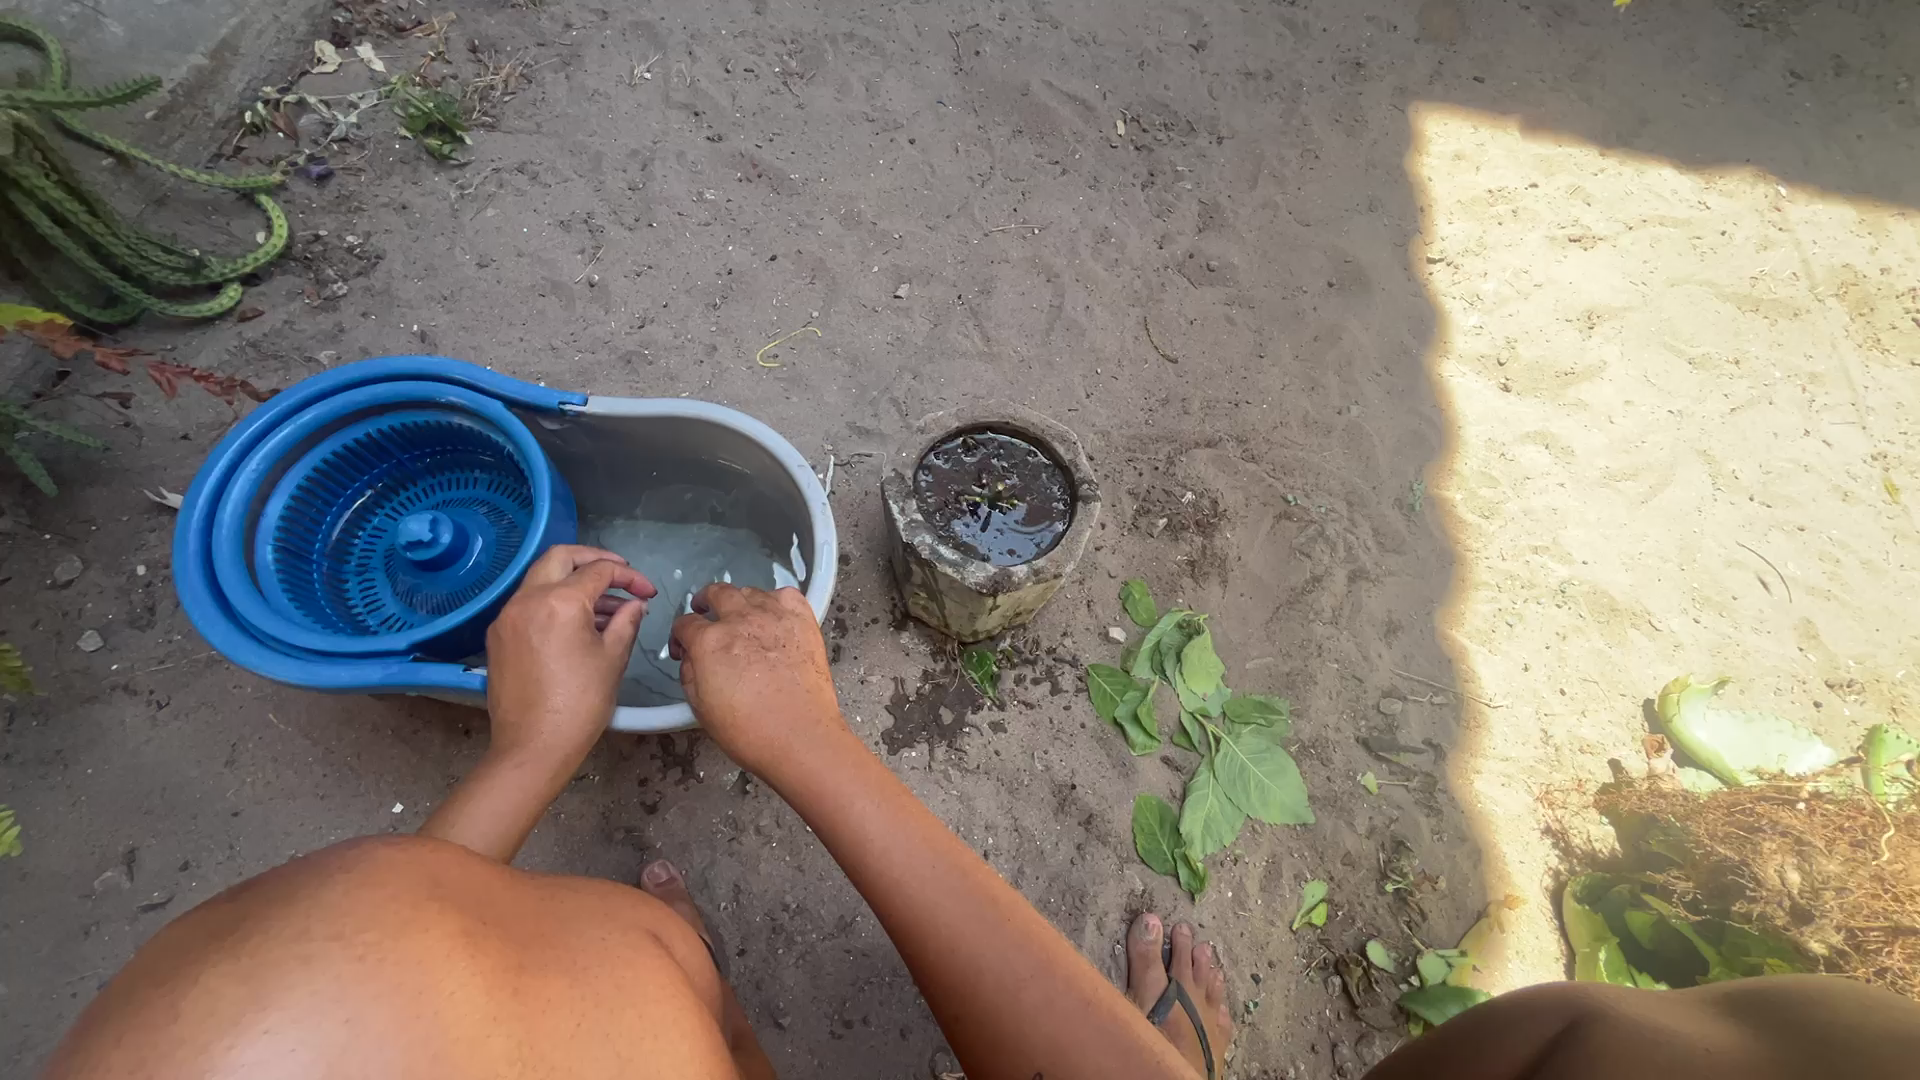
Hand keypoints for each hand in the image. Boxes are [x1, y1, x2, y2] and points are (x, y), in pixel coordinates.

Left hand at [484, 544, 656, 771]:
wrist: (533, 746)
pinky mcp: (499, 635)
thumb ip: (627, 621)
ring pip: (542, 578)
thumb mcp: (614, 657)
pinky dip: (556, 601)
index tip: (648, 592)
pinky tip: (580, 623)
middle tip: (621, 574)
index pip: (600, 571)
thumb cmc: (582, 702)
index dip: (630, 577)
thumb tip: (635, 604)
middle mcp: (527, 600)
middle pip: (561, 557)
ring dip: (575, 582)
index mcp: (560, 602)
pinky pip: (530, 603)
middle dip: (594, 559)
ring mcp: (508, 617)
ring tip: (608, 606)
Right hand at [669, 583, 845, 779]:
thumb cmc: (750, 730)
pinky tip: (774, 614)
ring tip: (741, 614)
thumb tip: (692, 657)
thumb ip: (690, 673)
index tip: (684, 646)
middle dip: (706, 602)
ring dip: (740, 601)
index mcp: (710, 641)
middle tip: (705, 612)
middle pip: (717, 593)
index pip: (686, 623)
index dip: (681, 635)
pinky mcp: (802, 621)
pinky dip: (777, 601)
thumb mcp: (700, 707)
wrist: (800, 735)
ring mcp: (775, 616)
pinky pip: (787, 595)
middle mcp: (741, 620)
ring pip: (751, 591)